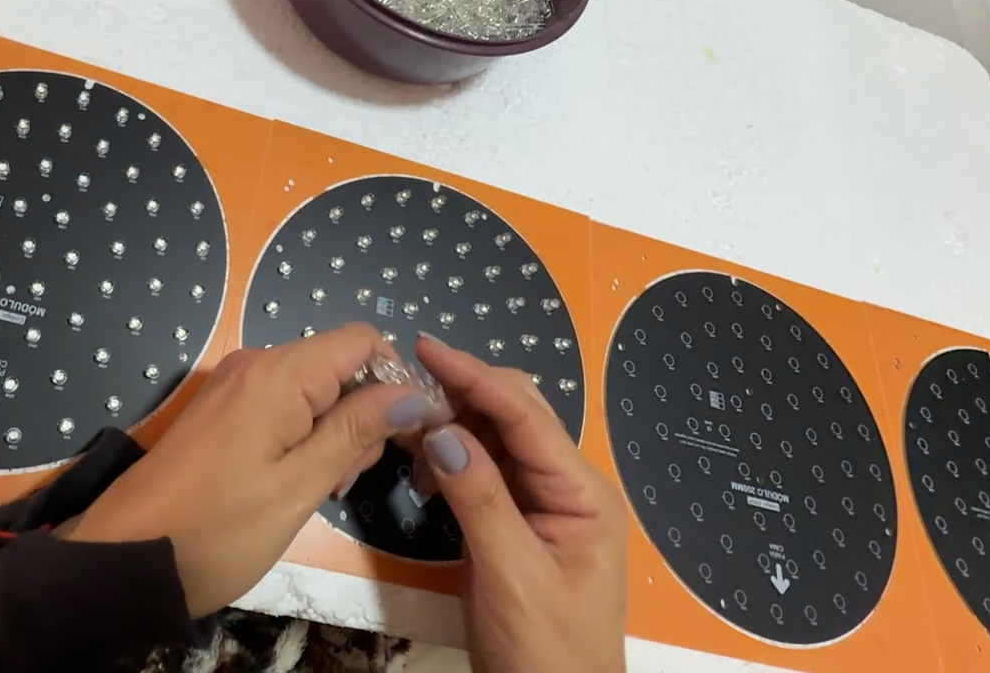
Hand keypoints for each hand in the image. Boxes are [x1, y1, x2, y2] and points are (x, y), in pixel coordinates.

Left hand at [63, 323, 447, 615]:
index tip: (412, 430)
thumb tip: (415, 393)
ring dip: (336, 427)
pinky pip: (285, 401)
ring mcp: (238, 382)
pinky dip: (306, 431)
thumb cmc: (217, 527)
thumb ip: (356, 432)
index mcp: (279, 372)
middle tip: (353, 475)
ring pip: (315, 385)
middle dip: (365, 410)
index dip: (396, 377)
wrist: (124, 557)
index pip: (361, 339)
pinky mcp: (226, 406)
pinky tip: (299, 477)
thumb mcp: (298, 487)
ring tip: (325, 486)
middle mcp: (258, 361)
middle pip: (339, 362)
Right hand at [415, 331, 628, 672]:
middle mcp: (565, 482)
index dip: (473, 375)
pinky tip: (422, 466)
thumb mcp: (513, 578)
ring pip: (491, 433)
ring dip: (450, 422)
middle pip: (511, 412)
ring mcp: (540, 498)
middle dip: (460, 393)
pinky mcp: (514, 514)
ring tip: (407, 427)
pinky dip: (448, 454)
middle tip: (407, 392)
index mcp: (582, 492)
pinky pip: (479, 464)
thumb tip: (438, 429)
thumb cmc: (546, 654)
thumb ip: (480, 499)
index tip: (426, 347)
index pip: (524, 415)